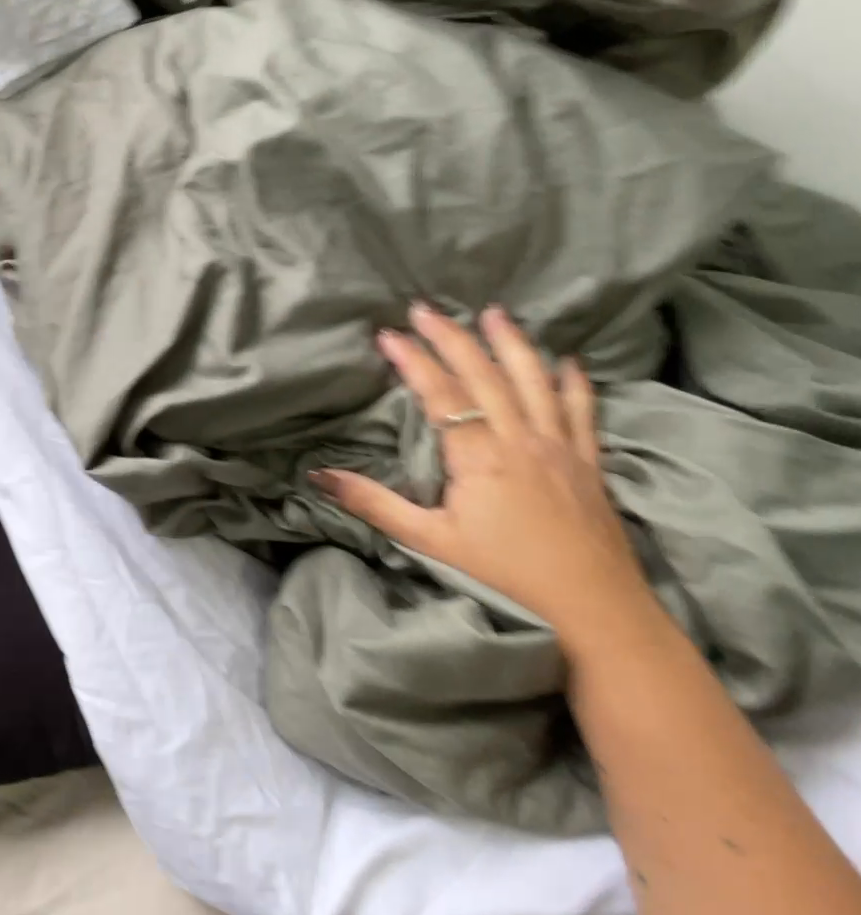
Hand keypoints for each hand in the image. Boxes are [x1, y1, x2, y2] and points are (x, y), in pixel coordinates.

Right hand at [311, 304, 657, 645]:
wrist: (594, 606)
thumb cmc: (503, 573)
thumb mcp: (428, 540)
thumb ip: (373, 504)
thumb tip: (319, 476)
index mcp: (481, 458)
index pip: (441, 395)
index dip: (414, 360)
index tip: (388, 335)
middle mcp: (522, 440)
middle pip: (486, 376)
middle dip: (453, 338)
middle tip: (425, 309)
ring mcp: (561, 447)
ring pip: (535, 381)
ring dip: (512, 343)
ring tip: (494, 313)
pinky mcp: (588, 462)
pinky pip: (581, 410)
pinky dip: (572, 381)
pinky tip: (564, 361)